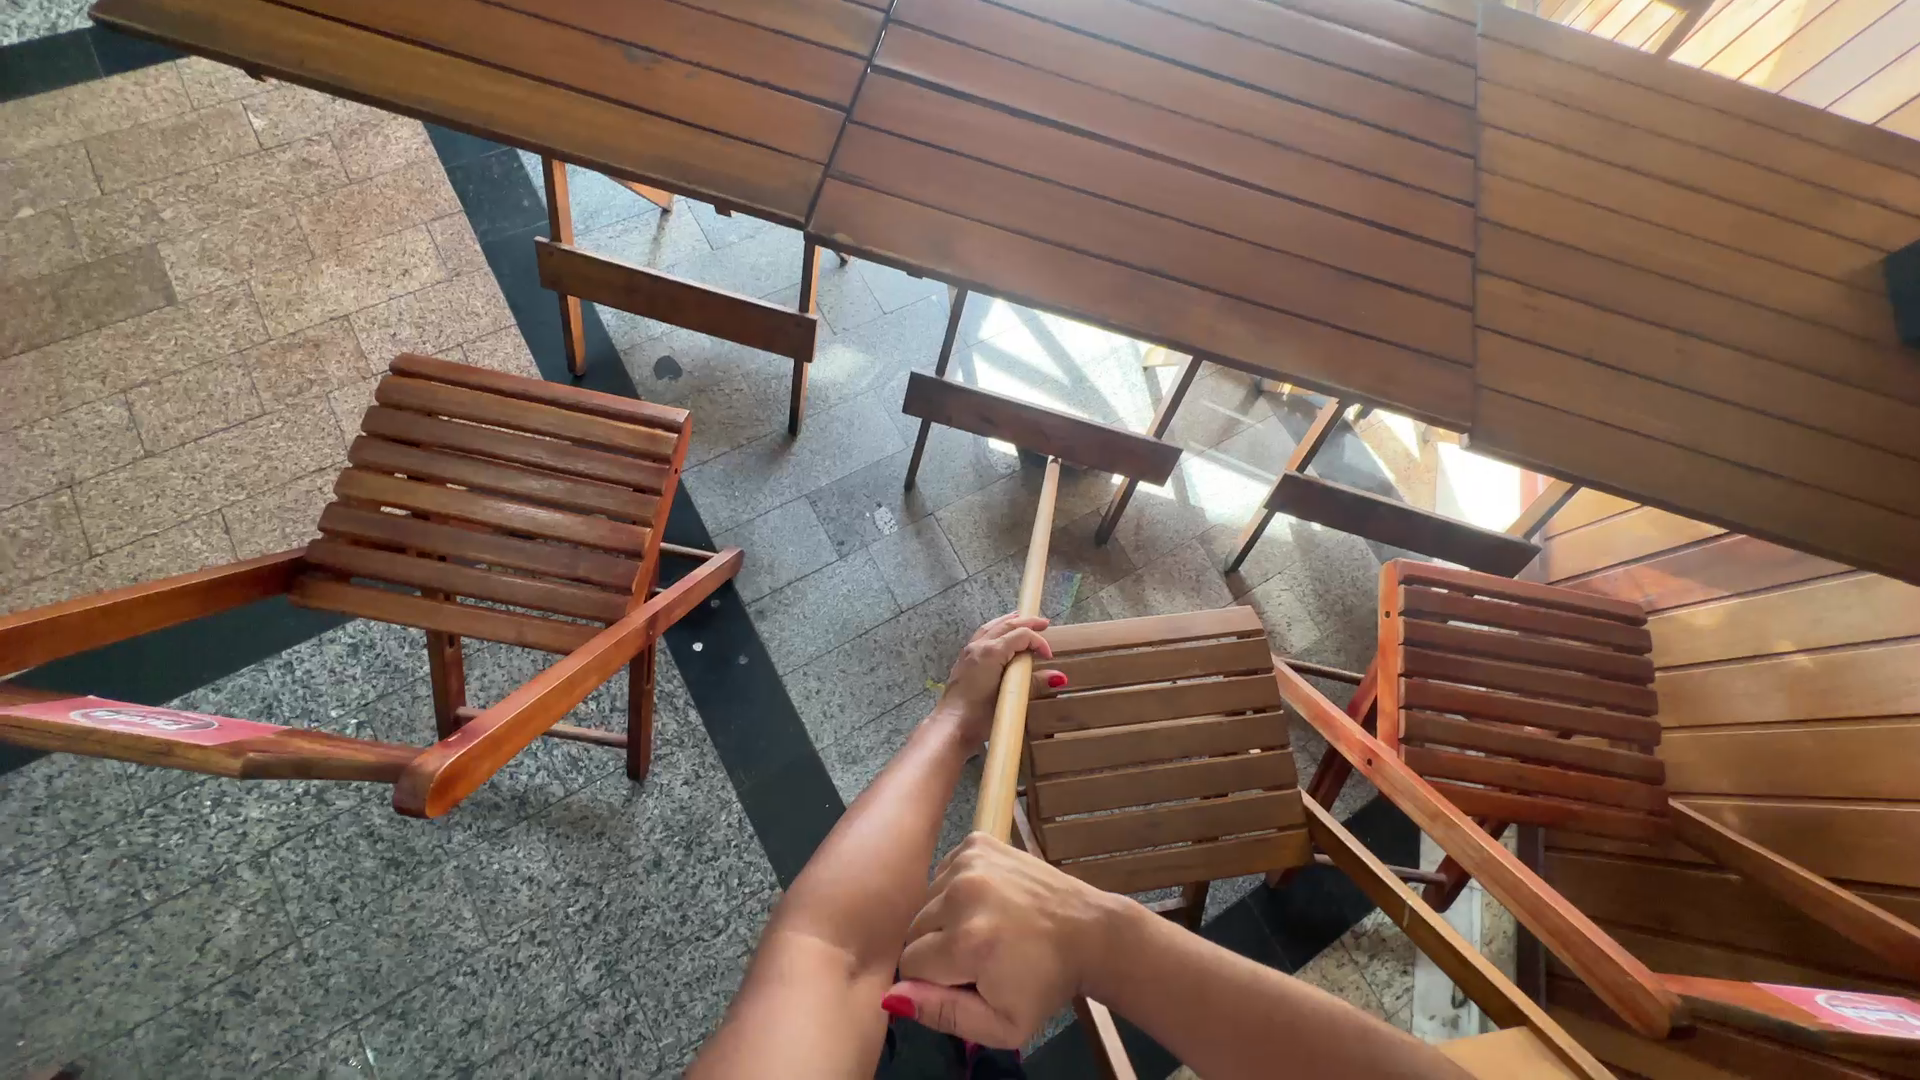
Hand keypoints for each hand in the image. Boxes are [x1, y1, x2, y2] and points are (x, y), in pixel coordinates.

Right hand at [882, 833, 1129, 1046]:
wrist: (1087, 930)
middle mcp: (962, 893)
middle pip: (914, 929)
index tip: (961, 980)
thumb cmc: (1044, 984)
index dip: (931, 979)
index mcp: (967, 942)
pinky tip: (985, 902)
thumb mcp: (1001, 1025)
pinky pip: (942, 871)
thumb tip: (892, 996)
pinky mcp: (978, 841)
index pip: (910, 963)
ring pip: (926, 900)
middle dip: (934, 948)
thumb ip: (942, 1014)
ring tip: (982, 927)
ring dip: (944, 917)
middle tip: (974, 957)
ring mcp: (970, 860)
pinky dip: (954, 889)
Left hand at [936, 613, 1064, 745]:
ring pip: (991, 627)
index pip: (1021, 635)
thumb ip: (1034, 684)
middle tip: (1044, 622)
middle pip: (1006, 625)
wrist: (951, 726)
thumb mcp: (1011, 698)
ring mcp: (969, 652)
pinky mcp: (964, 661)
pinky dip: (995, 629)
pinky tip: (999, 635)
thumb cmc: (980, 715)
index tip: (1049, 656)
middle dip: (1026, 622)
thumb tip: (1059, 677)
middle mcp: (978, 646)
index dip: (1038, 642)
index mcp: (991, 652)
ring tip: (1021, 618)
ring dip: (1008, 621)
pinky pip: (982, 635)